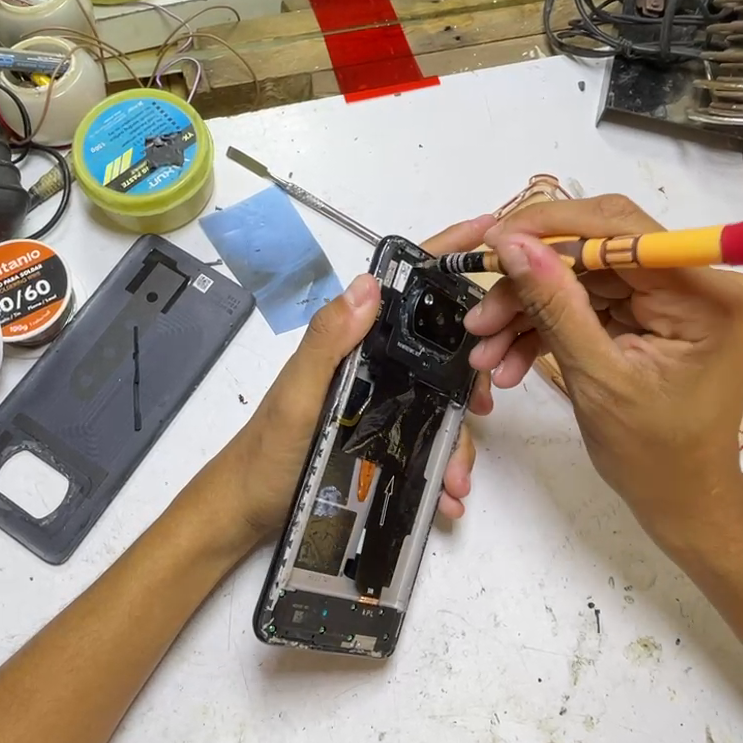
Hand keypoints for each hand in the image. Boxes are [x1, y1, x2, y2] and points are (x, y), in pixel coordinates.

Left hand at [204, 217, 494, 552]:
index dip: (446, 257)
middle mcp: (372, 363)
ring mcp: (379, 399)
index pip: (402, 287)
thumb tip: (370, 282)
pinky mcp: (383, 435)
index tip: (493, 235)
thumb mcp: (298, 396)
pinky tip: (446, 494)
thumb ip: (327, 341)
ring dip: (456, 439)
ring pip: (439, 402)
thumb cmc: (269, 451)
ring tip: (455, 478)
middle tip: (486, 407)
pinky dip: (441, 465)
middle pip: (440, 348)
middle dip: (469, 376)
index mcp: (352, 341)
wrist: (249, 508)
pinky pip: (427, 441)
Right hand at [463, 195, 742, 542]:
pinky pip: (583, 305)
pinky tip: (508, 360)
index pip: (620, 229)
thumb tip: (513, 244)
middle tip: (481, 315)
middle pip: (594, 251)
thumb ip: (556, 306)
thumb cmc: (654, 453)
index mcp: (704, 293)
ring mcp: (668, 300)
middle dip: (531, 282)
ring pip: (579, 279)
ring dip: (528, 311)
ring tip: (485, 351)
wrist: (680, 499)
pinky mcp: (645, 317)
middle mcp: (693, 282)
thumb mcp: (598, 377)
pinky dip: (544, 329)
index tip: (493, 242)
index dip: (551, 228)